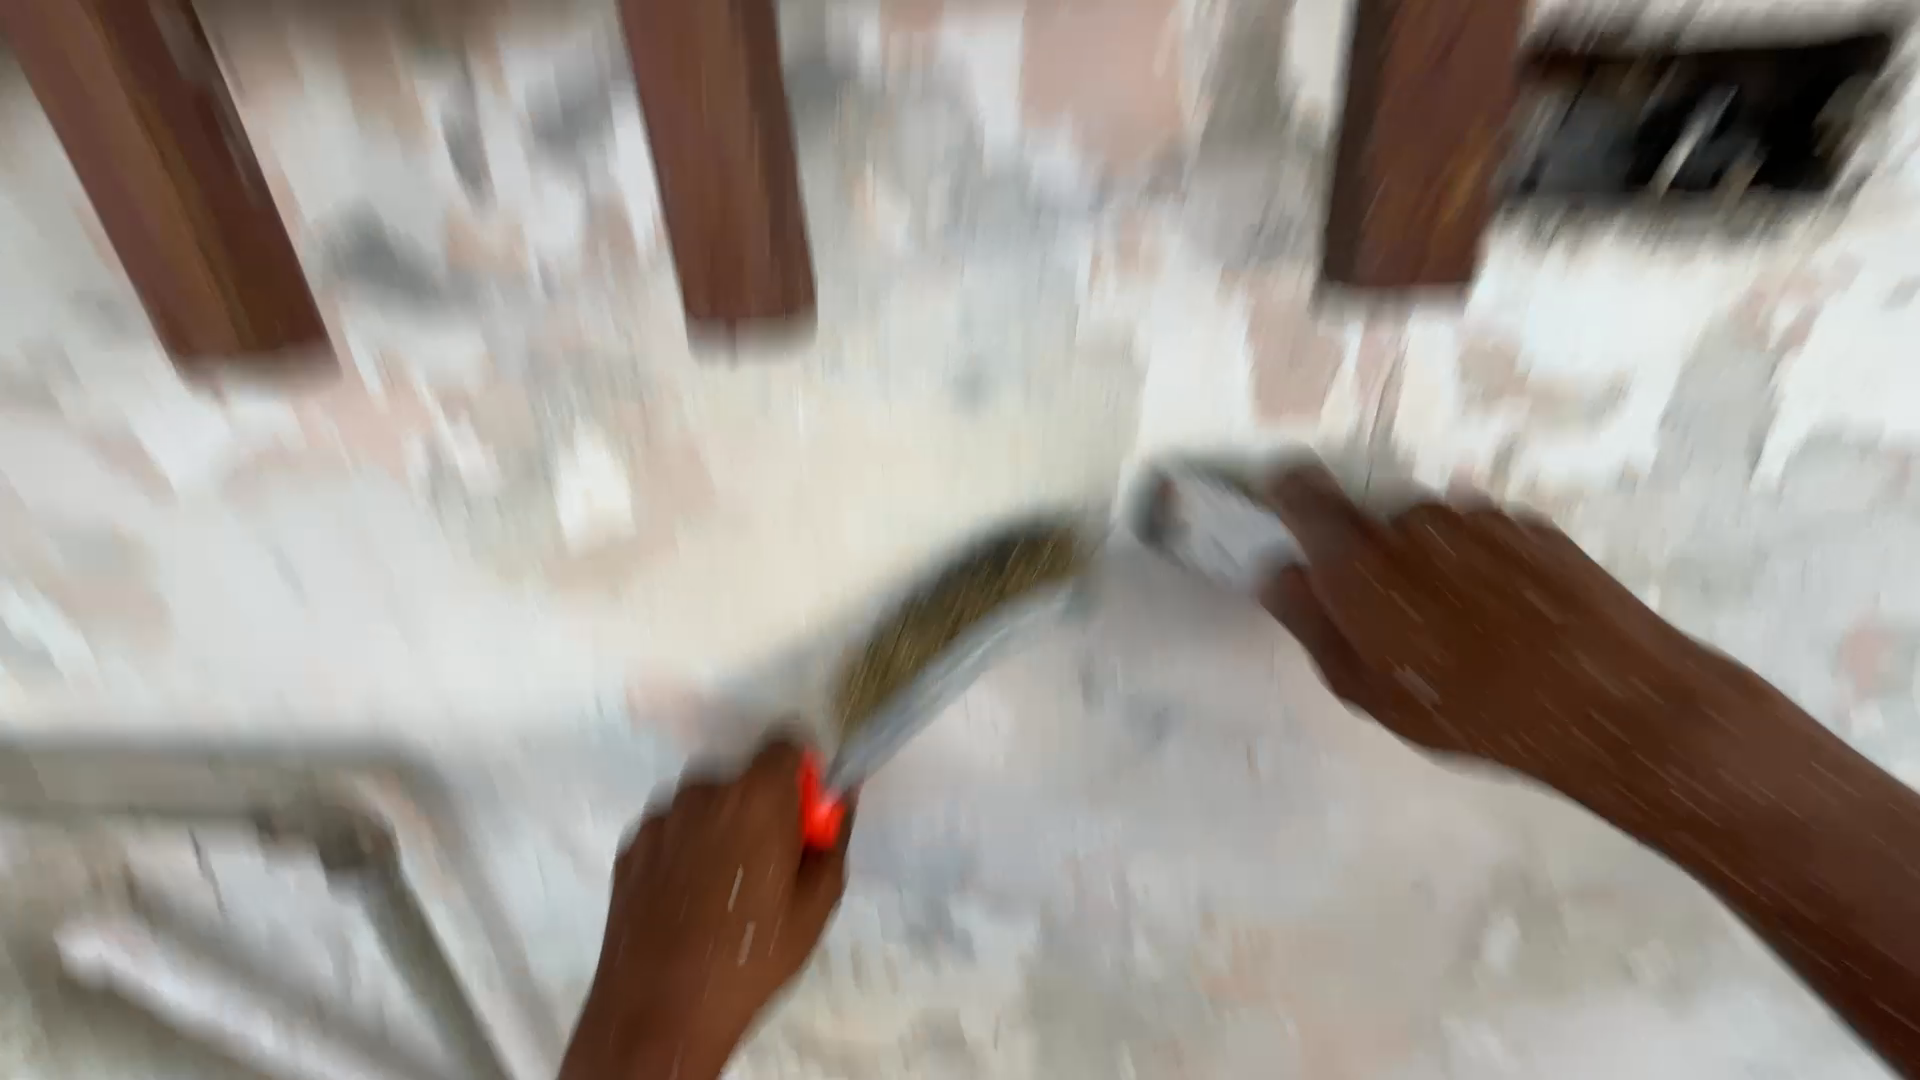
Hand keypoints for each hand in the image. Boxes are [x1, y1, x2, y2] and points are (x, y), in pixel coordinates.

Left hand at [561, 739, 852, 1079]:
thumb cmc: (751, 955)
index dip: (802, 773)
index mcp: (759, 795)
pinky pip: (672, 829)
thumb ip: (836, 835)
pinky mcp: (630, 845)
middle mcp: (705, 790)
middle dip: (761, 804)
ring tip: (723, 887)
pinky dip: (685, 848)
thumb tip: (841, 797)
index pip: (787, 741)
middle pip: (745, 775)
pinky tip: (688, 899)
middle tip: (768, 861)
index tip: (804, 813)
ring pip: (706, 802)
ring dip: (721, 825)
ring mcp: (661, 817)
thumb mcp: (819, 901)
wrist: (659, 1013)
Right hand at [1257, 463, 1794, 820]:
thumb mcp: (1363, 689)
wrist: (1619, 707)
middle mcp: (1408, 520)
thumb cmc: (1468, 709)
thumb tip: (1278, 574)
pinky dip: (1476, 563)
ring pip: (1424, 530)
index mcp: (1355, 557)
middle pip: (1365, 521)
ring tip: (1461, 626)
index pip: (1299, 487)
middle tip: (1393, 619)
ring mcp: (1474, 517)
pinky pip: (1477, 535)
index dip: (1286, 495)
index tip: (1289, 521)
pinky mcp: (1530, 525)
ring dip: (1425, 563)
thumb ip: (1310, 622)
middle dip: (1367, 558)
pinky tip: (1508, 616)